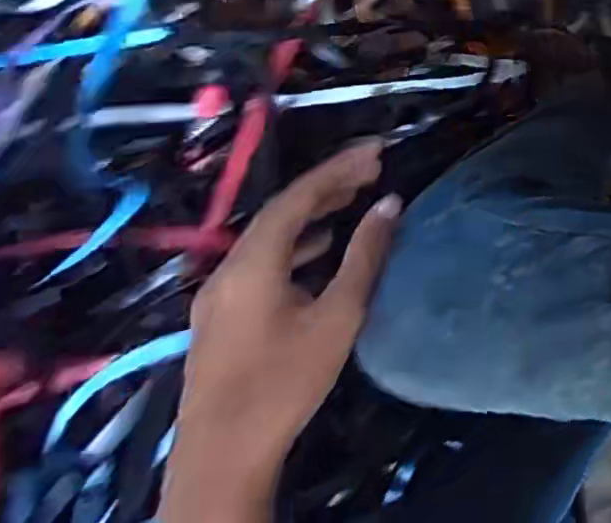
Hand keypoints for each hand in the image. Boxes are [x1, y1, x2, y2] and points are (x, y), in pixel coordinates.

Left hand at [160, 141, 401, 522]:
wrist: (222, 459)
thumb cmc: (286, 381)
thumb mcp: (339, 315)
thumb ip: (365, 254)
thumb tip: (390, 203)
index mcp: (252, 264)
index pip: (297, 198)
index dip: (338, 168)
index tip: (378, 150)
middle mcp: (228, 270)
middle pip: (280, 212)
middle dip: (327, 184)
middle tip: (372, 167)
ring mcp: (219, 294)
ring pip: (269, 234)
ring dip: (312, 210)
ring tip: (354, 196)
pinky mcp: (222, 314)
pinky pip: (262, 257)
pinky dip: (297, 239)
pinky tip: (321, 246)